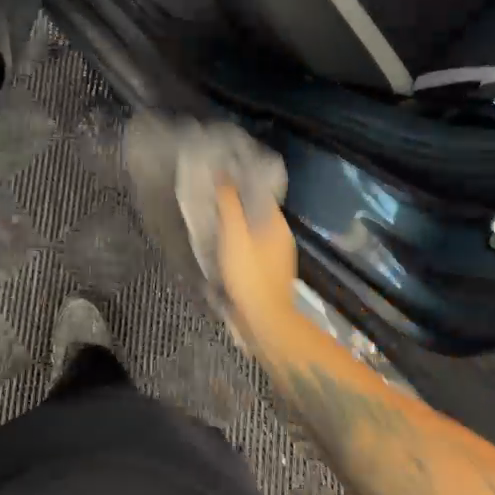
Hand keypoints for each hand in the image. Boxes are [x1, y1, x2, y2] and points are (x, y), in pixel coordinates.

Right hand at [214, 181, 299, 339]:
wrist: (266, 321)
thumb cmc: (249, 274)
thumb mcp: (234, 235)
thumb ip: (229, 204)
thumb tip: (224, 174)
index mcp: (276, 223)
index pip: (260, 191)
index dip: (241, 181)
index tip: (220, 176)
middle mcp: (282, 235)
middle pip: (258, 210)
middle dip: (237, 202)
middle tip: (213, 196)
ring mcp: (279, 255)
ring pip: (256, 229)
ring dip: (238, 222)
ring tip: (215, 218)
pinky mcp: (271, 271)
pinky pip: (255, 246)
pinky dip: (241, 240)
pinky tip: (225, 245)